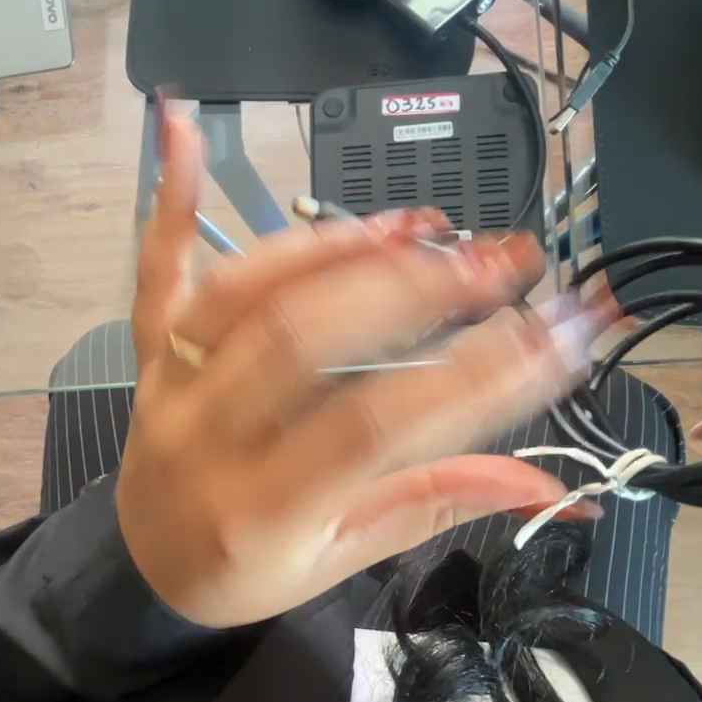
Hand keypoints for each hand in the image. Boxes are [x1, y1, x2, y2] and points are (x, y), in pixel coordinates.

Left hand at [115, 112, 591, 628]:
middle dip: (411, 290)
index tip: (556, 333)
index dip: (472, 377)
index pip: (375, 427)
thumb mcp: (336, 563)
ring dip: (336, 243)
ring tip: (420, 227)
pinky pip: (155, 273)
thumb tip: (541, 481)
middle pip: (304, 337)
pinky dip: (173, 200)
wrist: (145, 569)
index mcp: (261, 509)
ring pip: (244, 293)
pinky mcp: (151, 355)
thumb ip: (430, 508)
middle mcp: (208, 437)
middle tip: (498, 263)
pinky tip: (186, 128)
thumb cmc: (241, 573)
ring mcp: (173, 385)